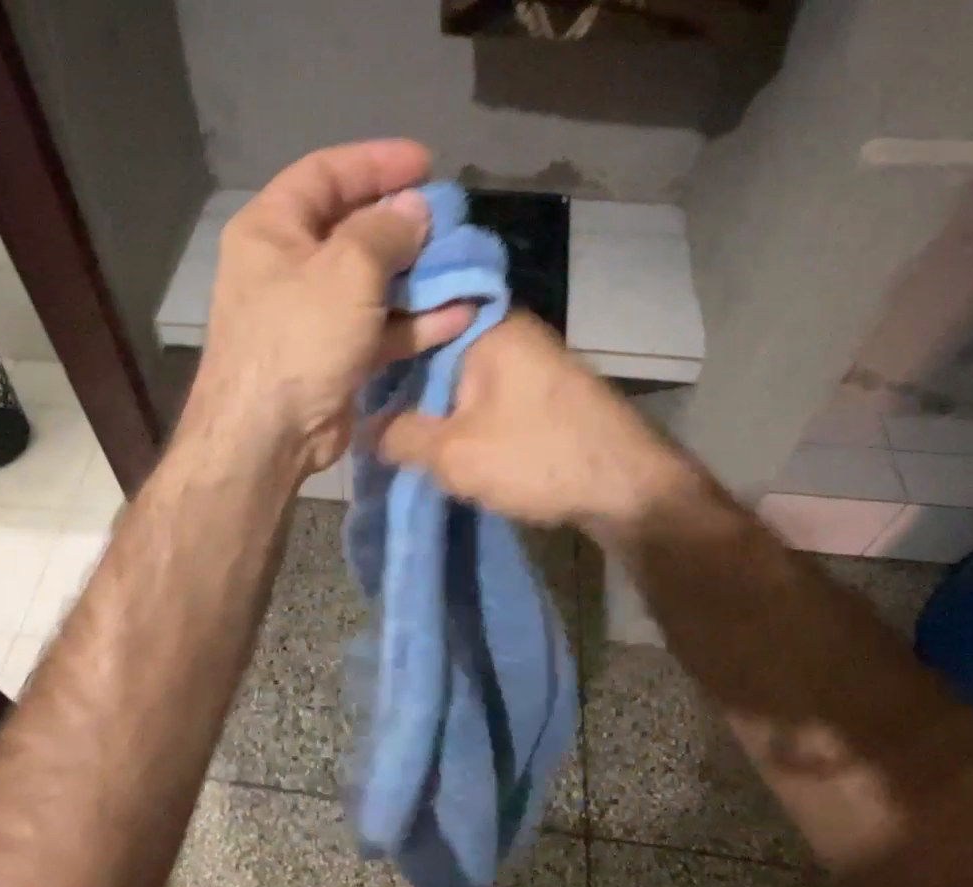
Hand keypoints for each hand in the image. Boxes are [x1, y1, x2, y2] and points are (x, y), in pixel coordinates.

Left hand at [180, 140, 474, 475]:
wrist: (266, 435)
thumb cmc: (298, 337)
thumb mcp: (346, 269)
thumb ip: (386, 230)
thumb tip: (414, 209)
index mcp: (271, 230)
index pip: (324, 174)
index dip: (375, 162)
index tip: (426, 163)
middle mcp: (287, 267)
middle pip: (351, 229)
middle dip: (403, 224)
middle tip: (450, 220)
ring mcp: (311, 315)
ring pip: (371, 282)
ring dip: (418, 276)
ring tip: (464, 264)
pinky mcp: (333, 356)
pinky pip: (379, 327)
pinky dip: (415, 322)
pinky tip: (460, 313)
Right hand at [378, 311, 687, 529]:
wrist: (628, 489)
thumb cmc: (538, 458)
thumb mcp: (452, 454)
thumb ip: (398, 436)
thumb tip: (366, 429)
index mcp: (486, 325)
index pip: (414, 312)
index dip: (375, 341)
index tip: (344, 368)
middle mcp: (508, 329)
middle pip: (434, 342)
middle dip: (399, 375)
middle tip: (356, 402)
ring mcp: (528, 358)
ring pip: (457, 370)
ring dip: (428, 398)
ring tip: (385, 422)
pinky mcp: (539, 389)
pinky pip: (481, 389)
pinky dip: (456, 408)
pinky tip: (432, 432)